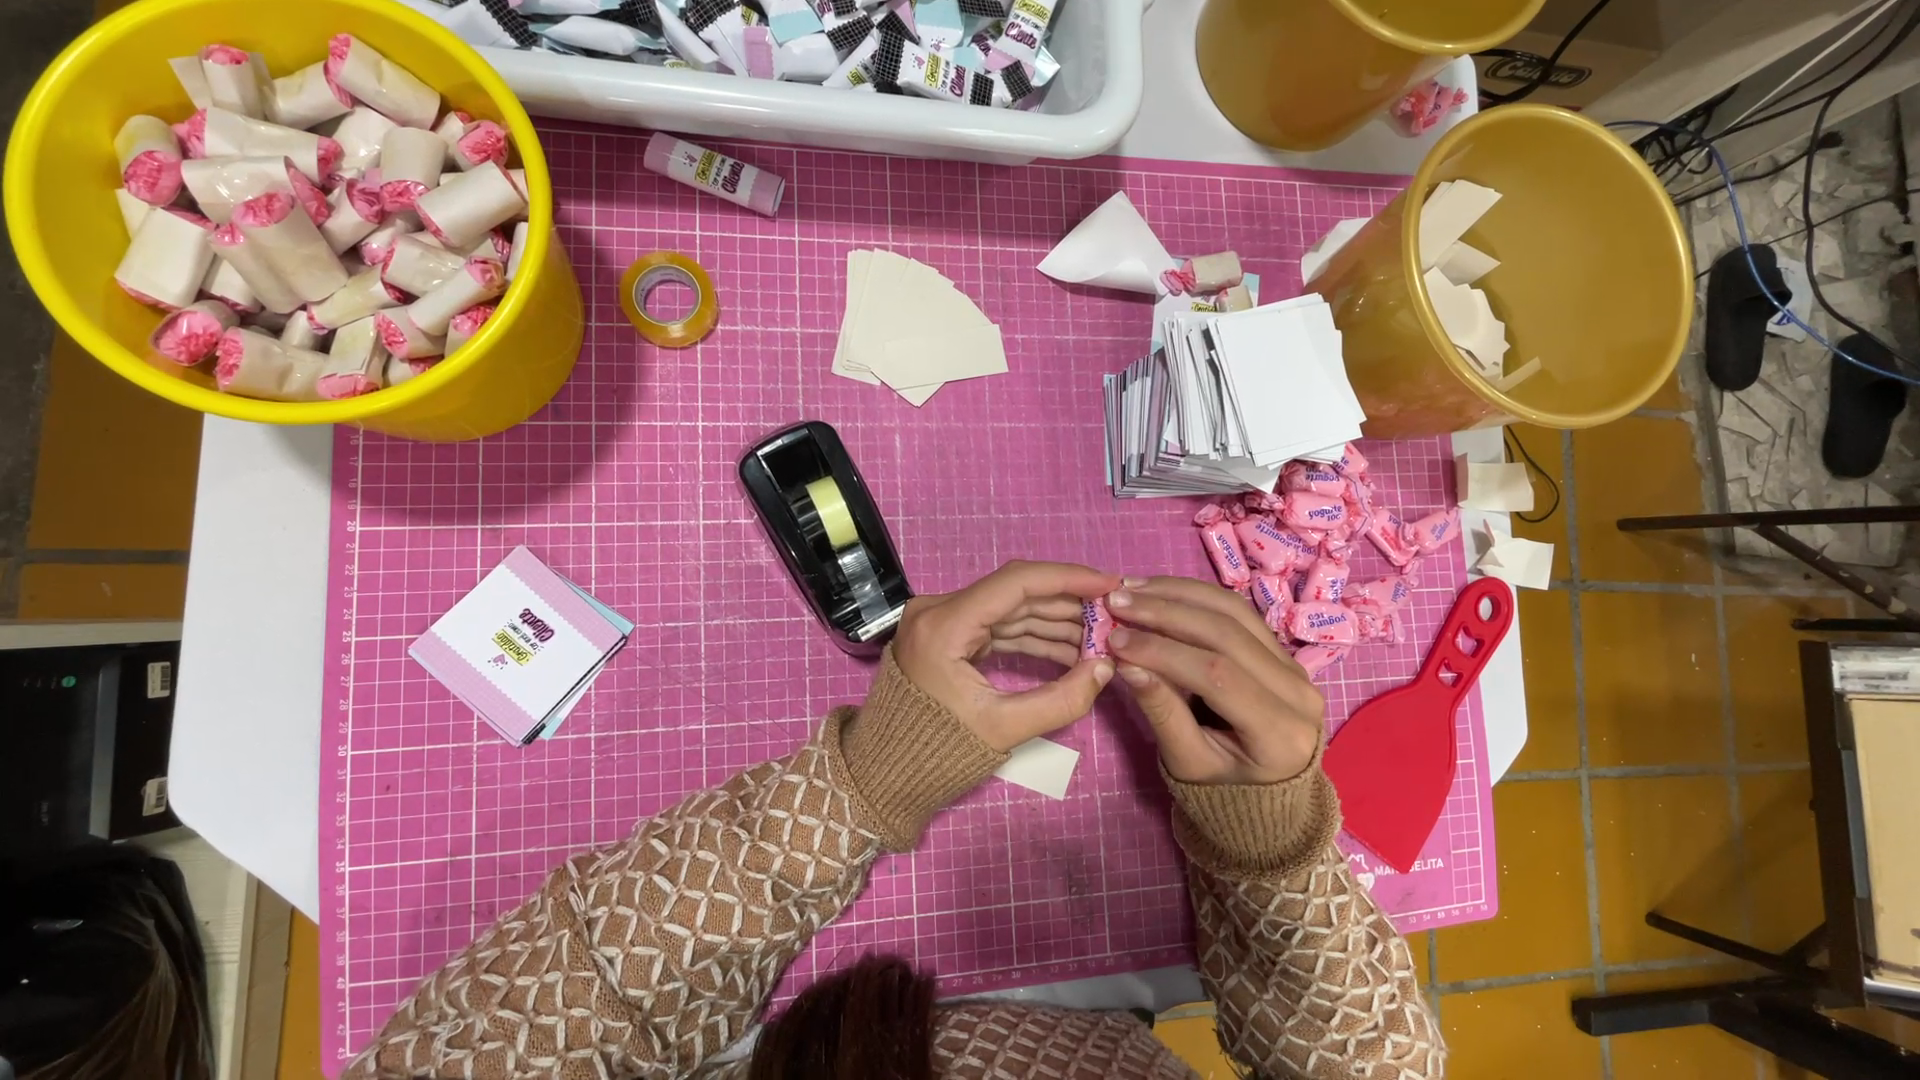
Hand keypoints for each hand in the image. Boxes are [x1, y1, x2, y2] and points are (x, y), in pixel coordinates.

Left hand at [891, 560, 1118, 751]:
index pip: (1015, 582)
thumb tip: (1105, 668)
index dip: (1067, 578)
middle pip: (1015, 593)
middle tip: (1113, 618)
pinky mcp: (948, 636)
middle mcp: (938, 609)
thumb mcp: (1002, 728)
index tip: (1109, 584)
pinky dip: (1033, 636)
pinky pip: (998, 627)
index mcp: (944, 623)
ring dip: (1055, 622)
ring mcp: (942, 621)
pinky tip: (1071, 650)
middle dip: (1067, 604)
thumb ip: (1060, 699)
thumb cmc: (935, 753)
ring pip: (1010, 609)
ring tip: (1100, 638)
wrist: (883, 772)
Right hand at [1105, 576, 1323, 784]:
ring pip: (1235, 611)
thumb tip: (1125, 662)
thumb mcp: (1187, 762)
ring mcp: (1295, 666)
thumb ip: (1161, 711)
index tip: (1115, 640)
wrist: (1267, 796)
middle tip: (1116, 603)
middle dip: (1166, 613)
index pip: (1217, 675)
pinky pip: (1239, 612)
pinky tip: (1158, 591)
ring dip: (1178, 594)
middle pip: (1228, 633)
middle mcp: (1298, 691)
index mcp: (1281, 733)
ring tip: (1130, 590)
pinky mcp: (1283, 650)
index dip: (1163, 651)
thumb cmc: (1223, 789)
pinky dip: (1195, 596)